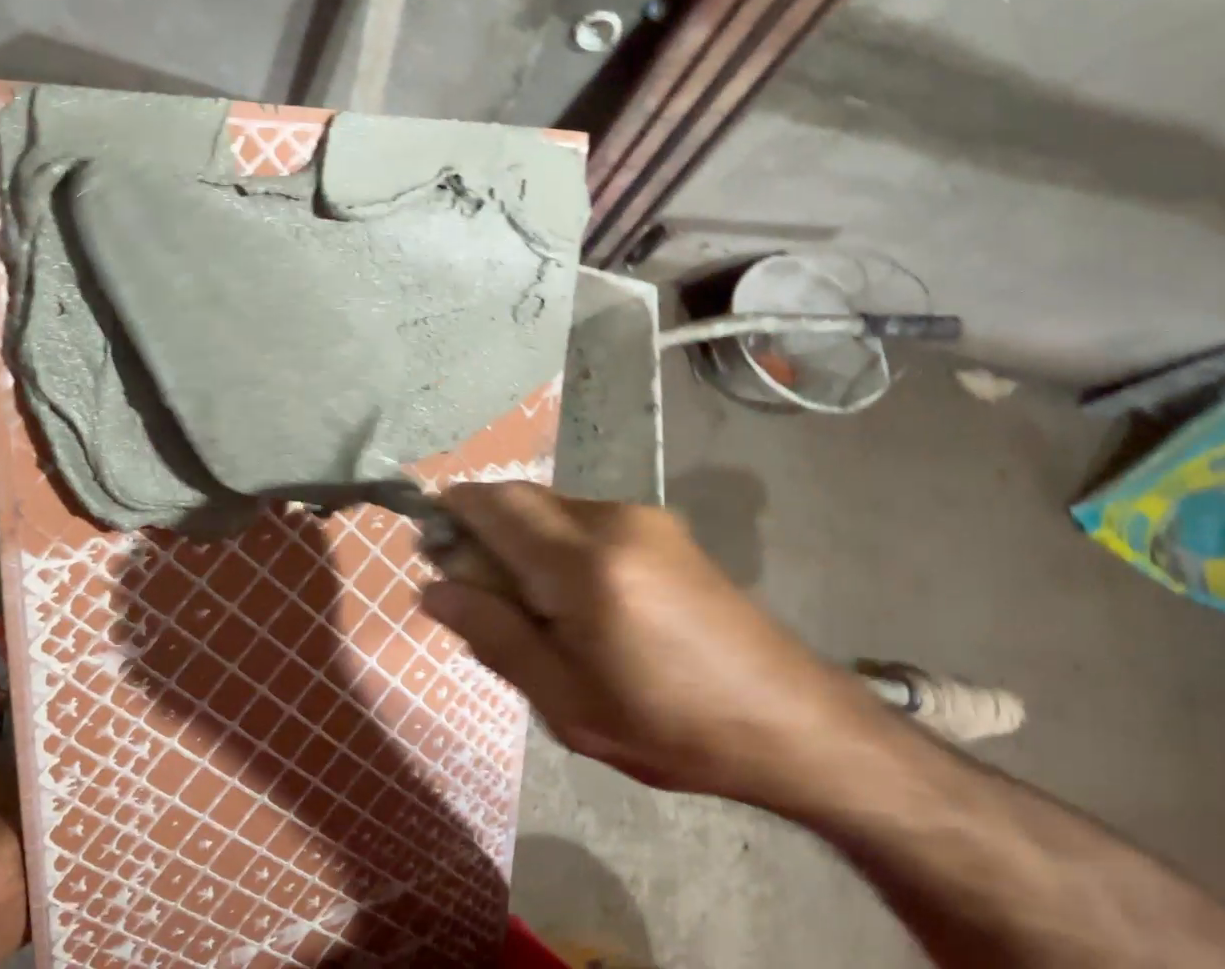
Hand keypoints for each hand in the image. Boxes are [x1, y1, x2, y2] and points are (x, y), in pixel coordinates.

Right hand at [423, 481, 889, 805]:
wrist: (793, 725)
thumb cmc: (670, 727)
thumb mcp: (565, 702)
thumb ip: (493, 636)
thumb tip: (431, 589)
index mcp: (584, 564)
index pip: (491, 504)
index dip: (448, 516)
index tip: (430, 555)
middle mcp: (612, 520)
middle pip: (518, 497)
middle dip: (481, 531)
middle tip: (474, 595)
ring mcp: (644, 519)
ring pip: (550, 508)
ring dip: (519, 541)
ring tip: (527, 611)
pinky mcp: (665, 531)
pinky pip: (584, 520)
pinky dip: (554, 545)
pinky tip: (571, 603)